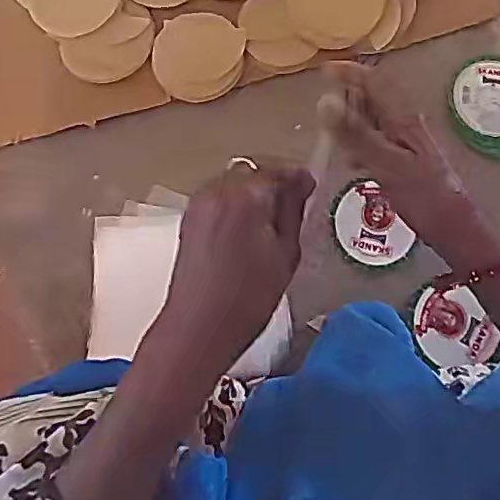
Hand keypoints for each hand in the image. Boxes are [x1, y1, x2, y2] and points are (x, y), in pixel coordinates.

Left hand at [150, 160, 313, 371]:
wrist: (198, 329)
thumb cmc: (249, 297)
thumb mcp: (286, 252)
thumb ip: (293, 210)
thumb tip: (301, 183)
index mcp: (247, 194)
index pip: (278, 170)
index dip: (297, 177)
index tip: (310, 188)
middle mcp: (219, 190)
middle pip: (253, 171)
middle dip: (273, 182)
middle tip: (294, 203)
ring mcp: (200, 203)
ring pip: (234, 182)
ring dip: (253, 192)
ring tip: (270, 218)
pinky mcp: (189, 219)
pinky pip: (219, 197)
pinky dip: (235, 203)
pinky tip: (247, 228)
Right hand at [322, 62, 499, 273]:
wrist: (454, 228)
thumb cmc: (423, 196)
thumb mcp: (386, 164)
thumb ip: (356, 134)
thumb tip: (326, 101)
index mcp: (403, 119)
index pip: (376, 81)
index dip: (350, 72)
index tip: (324, 70)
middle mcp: (406, 124)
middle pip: (374, 97)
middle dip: (348, 99)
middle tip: (327, 115)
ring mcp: (407, 140)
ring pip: (374, 119)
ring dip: (353, 124)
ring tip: (339, 143)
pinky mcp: (406, 158)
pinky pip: (378, 140)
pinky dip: (362, 144)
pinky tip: (354, 162)